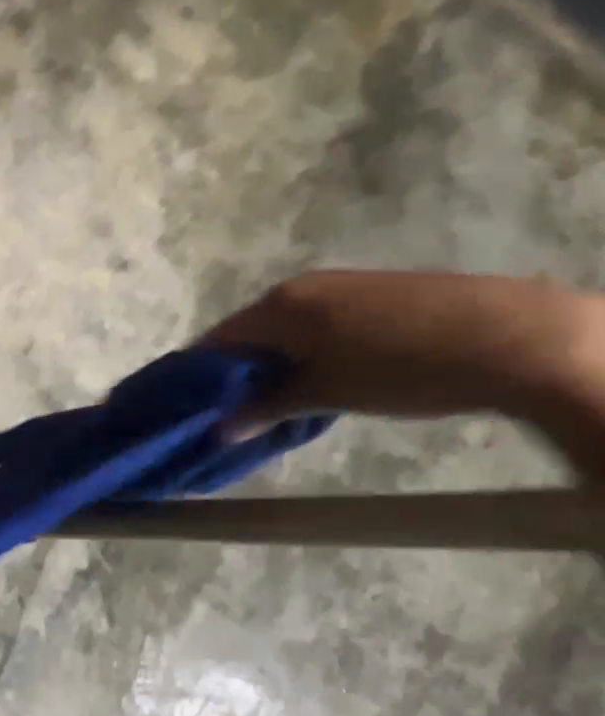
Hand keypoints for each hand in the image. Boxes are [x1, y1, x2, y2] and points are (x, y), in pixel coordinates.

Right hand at [200, 270, 604, 435]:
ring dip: (275, 362)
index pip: (213, 343)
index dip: (198, 380)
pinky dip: (308, 350)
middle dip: (237, 373)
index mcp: (275, 306)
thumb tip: (220, 430)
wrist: (522, 338)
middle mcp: (298, 287)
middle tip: (238, 412)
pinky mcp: (376, 291)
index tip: (194, 411)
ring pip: (285, 328)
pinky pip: (319, 322)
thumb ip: (264, 409)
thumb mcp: (326, 395)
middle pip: (247, 333)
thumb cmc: (403, 370)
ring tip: (284, 400)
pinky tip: (327, 377)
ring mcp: (340, 285)